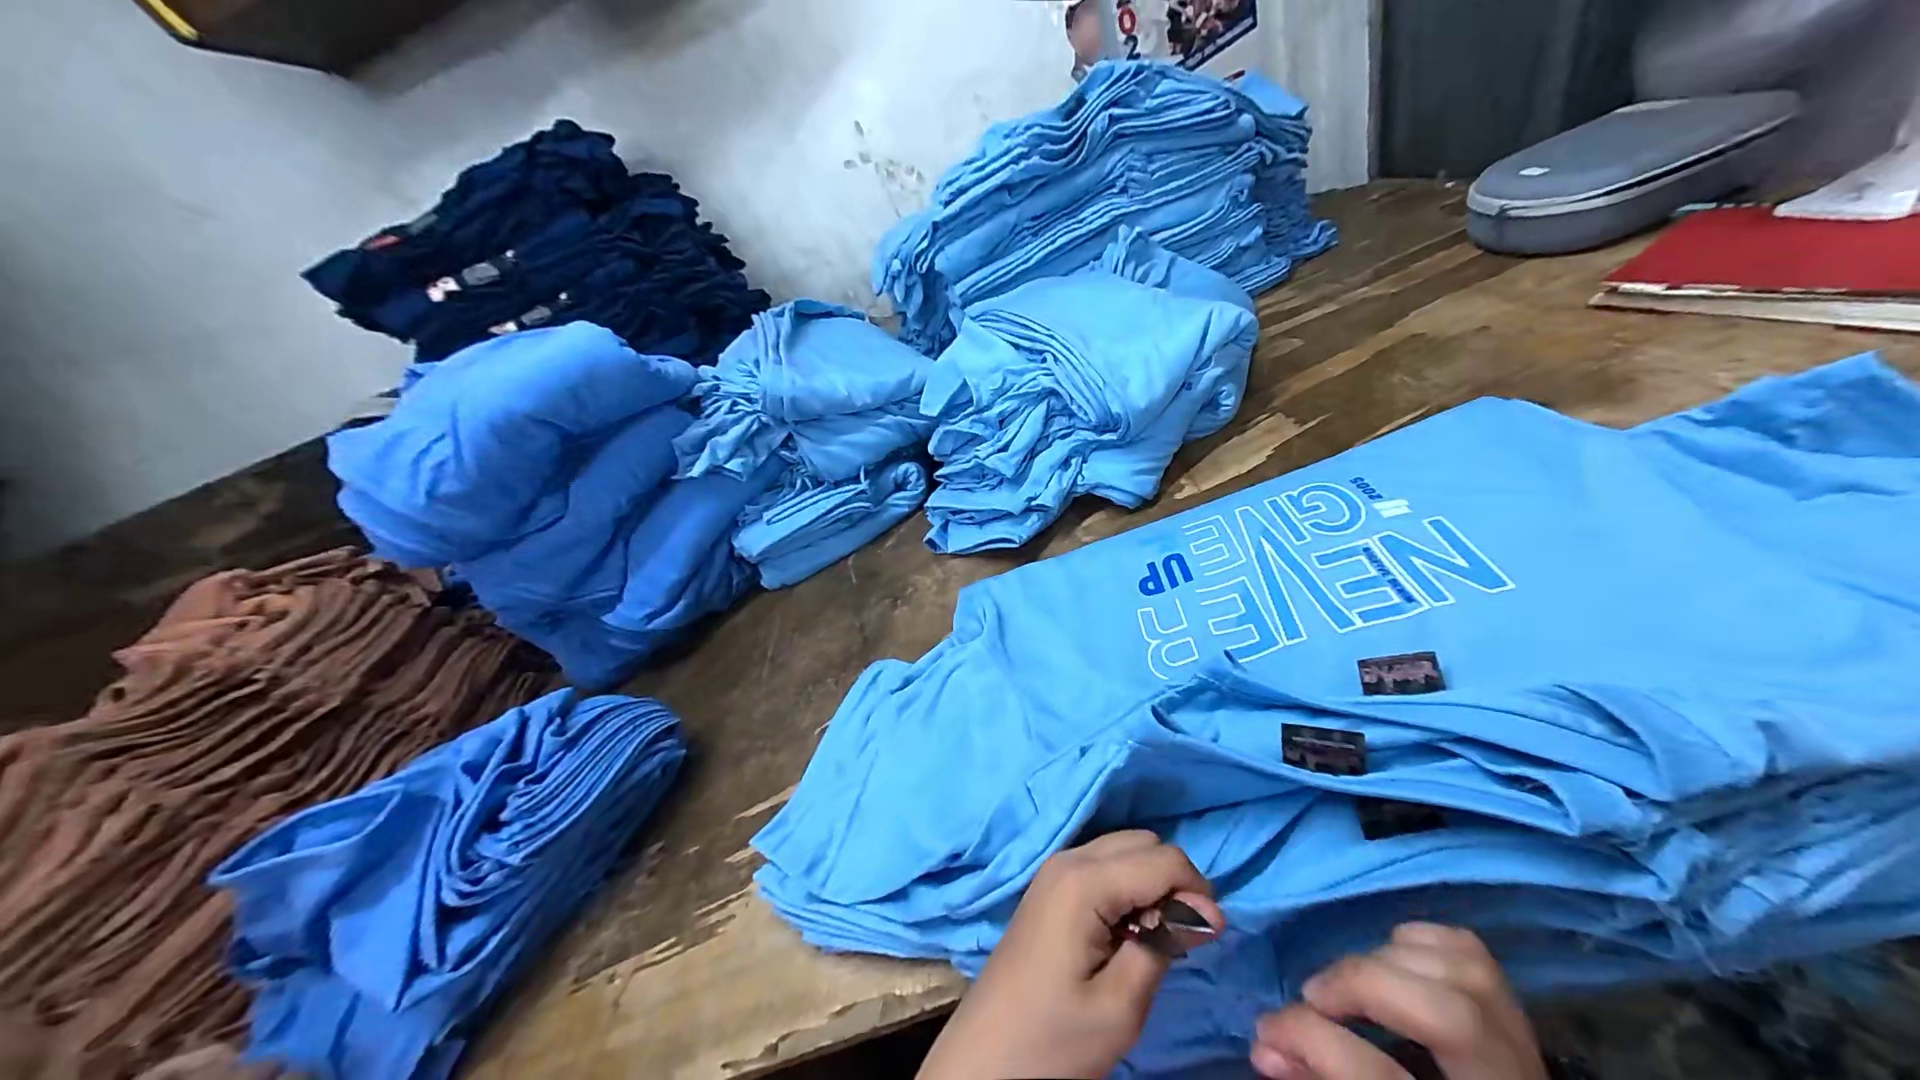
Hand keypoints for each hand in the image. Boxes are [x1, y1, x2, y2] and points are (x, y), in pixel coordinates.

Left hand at [917, 832, 1225, 1079]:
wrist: (987, 1055)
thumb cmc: (1055, 1038)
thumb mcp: (1121, 1004)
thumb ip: (1164, 944)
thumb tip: (1206, 910)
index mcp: (1083, 882)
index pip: (1163, 857)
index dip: (1196, 892)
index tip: (1208, 937)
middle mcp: (1068, 859)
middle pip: (1144, 843)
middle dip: (1174, 881)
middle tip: (1182, 937)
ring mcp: (1055, 870)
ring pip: (1125, 849)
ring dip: (1152, 883)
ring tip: (1155, 938)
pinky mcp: (1051, 886)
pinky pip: (1104, 865)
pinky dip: (1129, 887)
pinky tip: (1128, 931)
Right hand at [1251, 923, 1546, 1079]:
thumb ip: (1318, 1078)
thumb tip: (1266, 1043)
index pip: (1382, 1078)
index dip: (1315, 1042)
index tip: (1268, 1030)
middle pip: (1447, 1016)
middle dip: (1363, 985)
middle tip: (1313, 995)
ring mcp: (1524, 1046)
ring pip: (1465, 972)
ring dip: (1389, 959)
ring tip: (1350, 982)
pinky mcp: (1518, 1015)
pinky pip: (1473, 953)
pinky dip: (1420, 941)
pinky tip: (1389, 959)